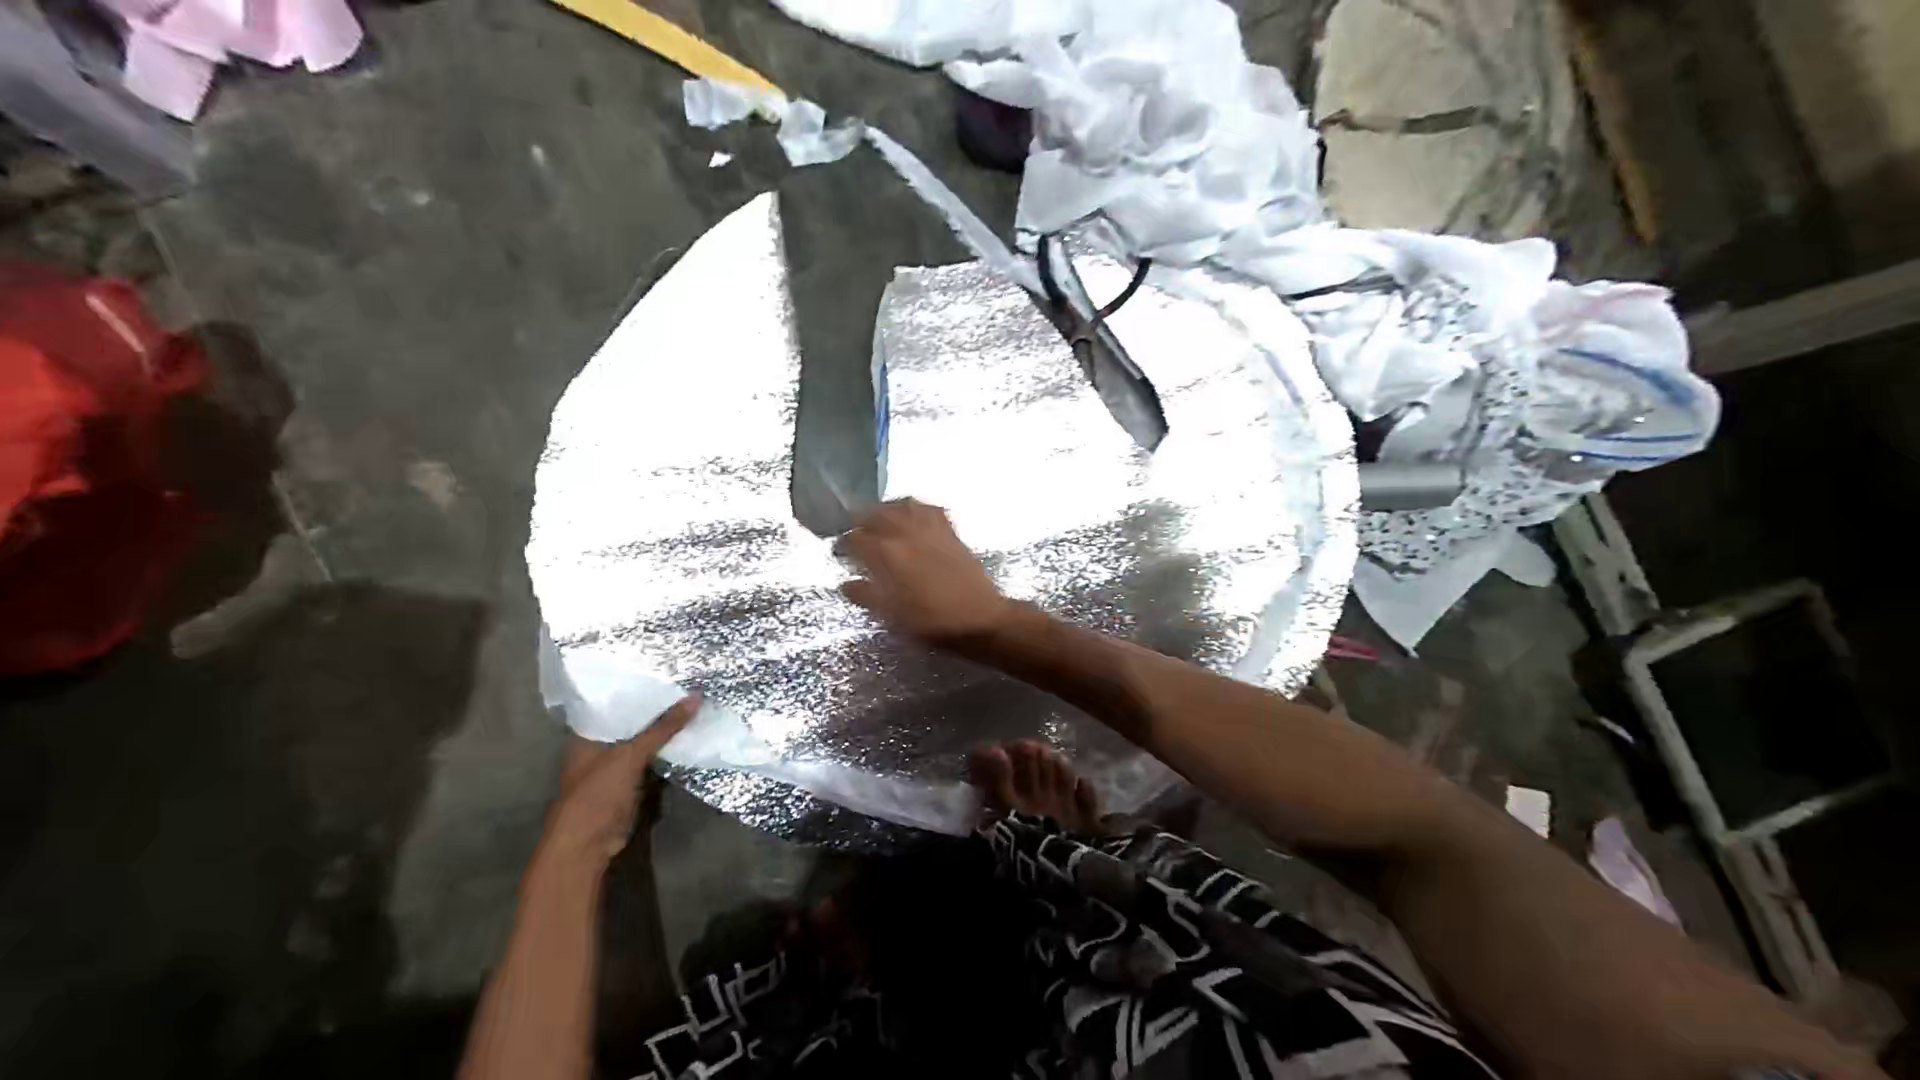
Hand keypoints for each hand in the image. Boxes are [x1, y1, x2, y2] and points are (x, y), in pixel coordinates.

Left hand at [538, 694, 699, 870]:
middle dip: (658, 709)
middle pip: (632, 721)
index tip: (666, 671)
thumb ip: (663, 727)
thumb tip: (696, 696)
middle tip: (689, 684)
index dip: (638, 687)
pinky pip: (652, 760)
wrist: (588, 844)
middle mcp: (598, 747)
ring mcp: (614, 766)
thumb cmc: (598, 792)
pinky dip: (667, 751)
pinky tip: (689, 735)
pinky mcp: (629, 783)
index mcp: (587, 734)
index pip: (614, 701)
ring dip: (665, 731)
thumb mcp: (631, 754)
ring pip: (645, 741)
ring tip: (695, 703)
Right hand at [839, 498, 1013, 640]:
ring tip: (879, 520)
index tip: (840, 553)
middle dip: (861, 522)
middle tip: (855, 534)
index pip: (855, 539)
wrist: (979, 619)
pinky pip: (929, 509)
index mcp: (887, 554)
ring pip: (902, 505)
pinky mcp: (950, 532)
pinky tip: (912, 516)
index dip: (843, 545)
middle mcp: (906, 534)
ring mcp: (930, 529)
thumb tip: (846, 584)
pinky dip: (915, 508)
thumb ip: (866, 596)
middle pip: (876, 514)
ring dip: (886, 509)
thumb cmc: (932, 622)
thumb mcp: (892, 616)